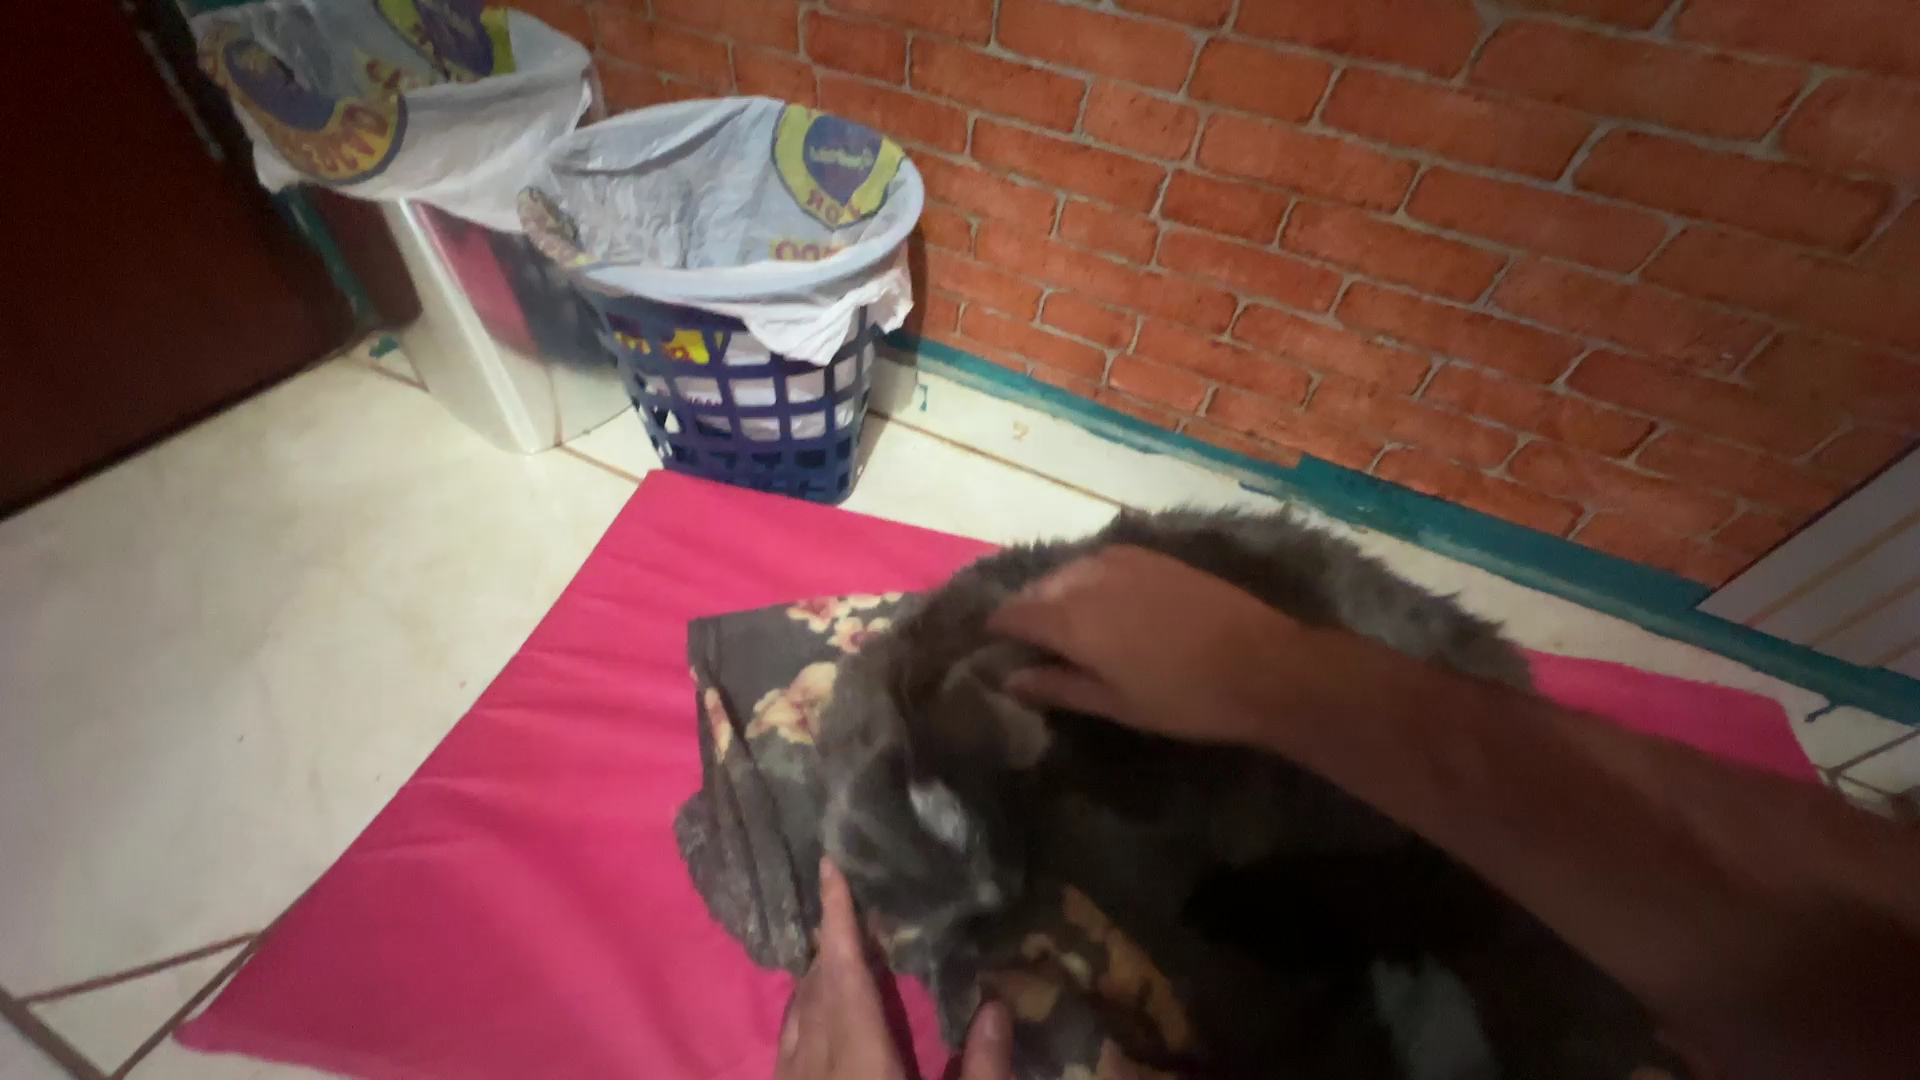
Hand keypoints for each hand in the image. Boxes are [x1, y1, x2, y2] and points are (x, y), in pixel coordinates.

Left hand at [775, 858, 1012, 1079]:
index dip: (837, 914)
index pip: (844, 969)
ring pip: (798, 1011)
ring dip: (818, 974)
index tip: (829, 864)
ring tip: (838, 946)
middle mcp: (817, 1061)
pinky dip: (801, 1010)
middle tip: (853, 899)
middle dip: (833, 938)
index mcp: (858, 1054)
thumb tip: (999, 1005)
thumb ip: (982, 1066)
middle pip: (818, 984)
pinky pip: (787, 1040)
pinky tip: (813, 1013)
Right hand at [987, 545, 1333, 745]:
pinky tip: (1101, 601)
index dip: (998, 629)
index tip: (994, 647)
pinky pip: (1099, 562)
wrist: (1263, 664)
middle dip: (1027, 611)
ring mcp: (1122, 560)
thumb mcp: (1114, 703)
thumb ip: (1057, 686)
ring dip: (1057, 593)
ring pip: (1068, 571)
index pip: (1013, 614)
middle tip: (1033, 644)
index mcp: (1072, 618)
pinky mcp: (1151, 555)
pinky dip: (1087, 580)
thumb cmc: (1184, 697)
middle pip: (1038, 588)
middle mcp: (1088, 577)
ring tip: (1066, 624)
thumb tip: (1009, 679)